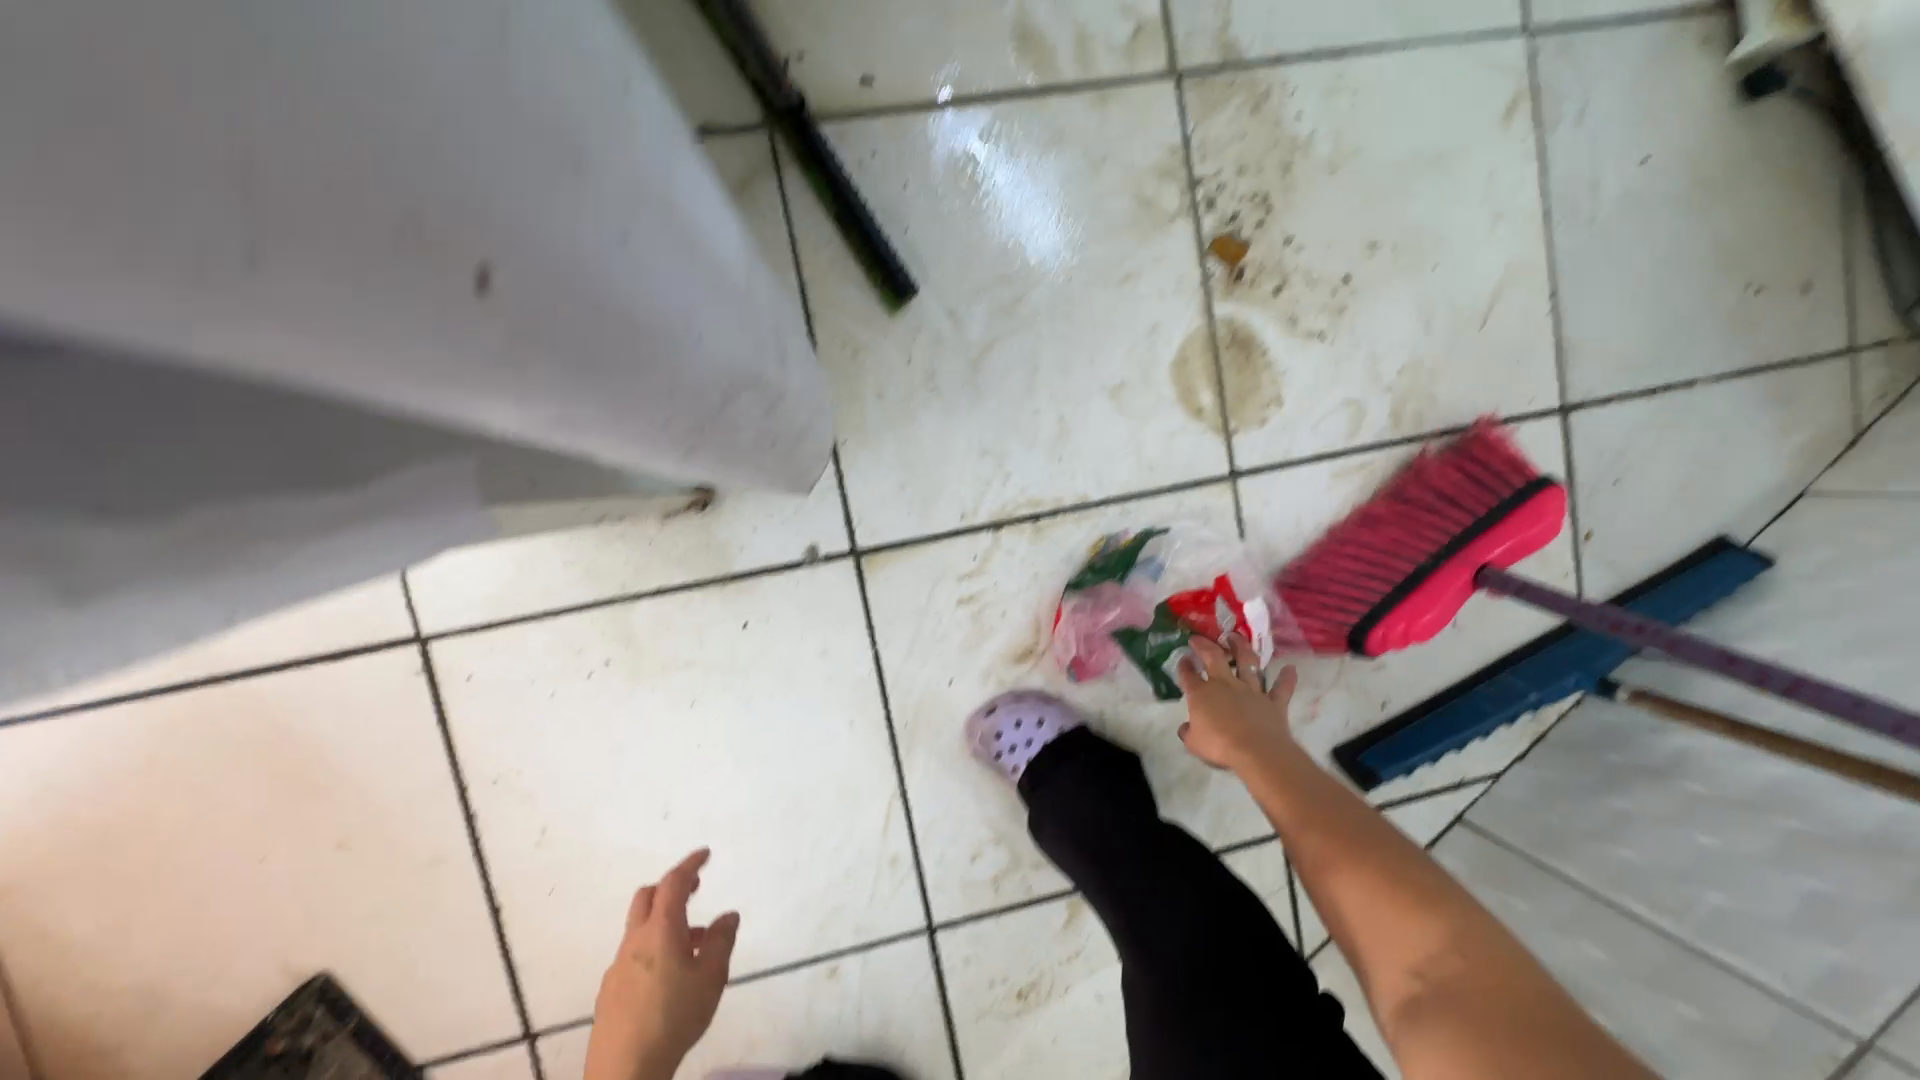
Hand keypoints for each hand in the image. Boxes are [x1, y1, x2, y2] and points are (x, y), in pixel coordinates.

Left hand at [585, 849, 740, 1079]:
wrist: (624, 1069)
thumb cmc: (674, 1017)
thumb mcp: (711, 979)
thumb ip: (721, 942)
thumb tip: (727, 915)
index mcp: (661, 930)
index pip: (673, 883)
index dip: (690, 865)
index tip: (705, 854)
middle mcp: (635, 941)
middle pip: (647, 898)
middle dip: (671, 887)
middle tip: (694, 890)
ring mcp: (618, 966)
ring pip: (641, 929)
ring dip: (666, 923)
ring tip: (695, 945)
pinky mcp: (610, 991)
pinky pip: (634, 955)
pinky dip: (654, 949)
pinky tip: (670, 979)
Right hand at [1176, 634, 1299, 770]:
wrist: (1256, 751)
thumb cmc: (1219, 746)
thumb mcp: (1193, 743)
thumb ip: (1188, 732)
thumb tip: (1186, 727)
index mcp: (1202, 694)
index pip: (1189, 675)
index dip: (1184, 666)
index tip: (1182, 658)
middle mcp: (1225, 684)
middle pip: (1214, 657)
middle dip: (1205, 645)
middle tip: (1199, 638)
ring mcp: (1251, 690)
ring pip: (1247, 662)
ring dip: (1242, 648)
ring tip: (1236, 637)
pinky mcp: (1273, 701)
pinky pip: (1281, 688)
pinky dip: (1286, 678)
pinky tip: (1290, 668)